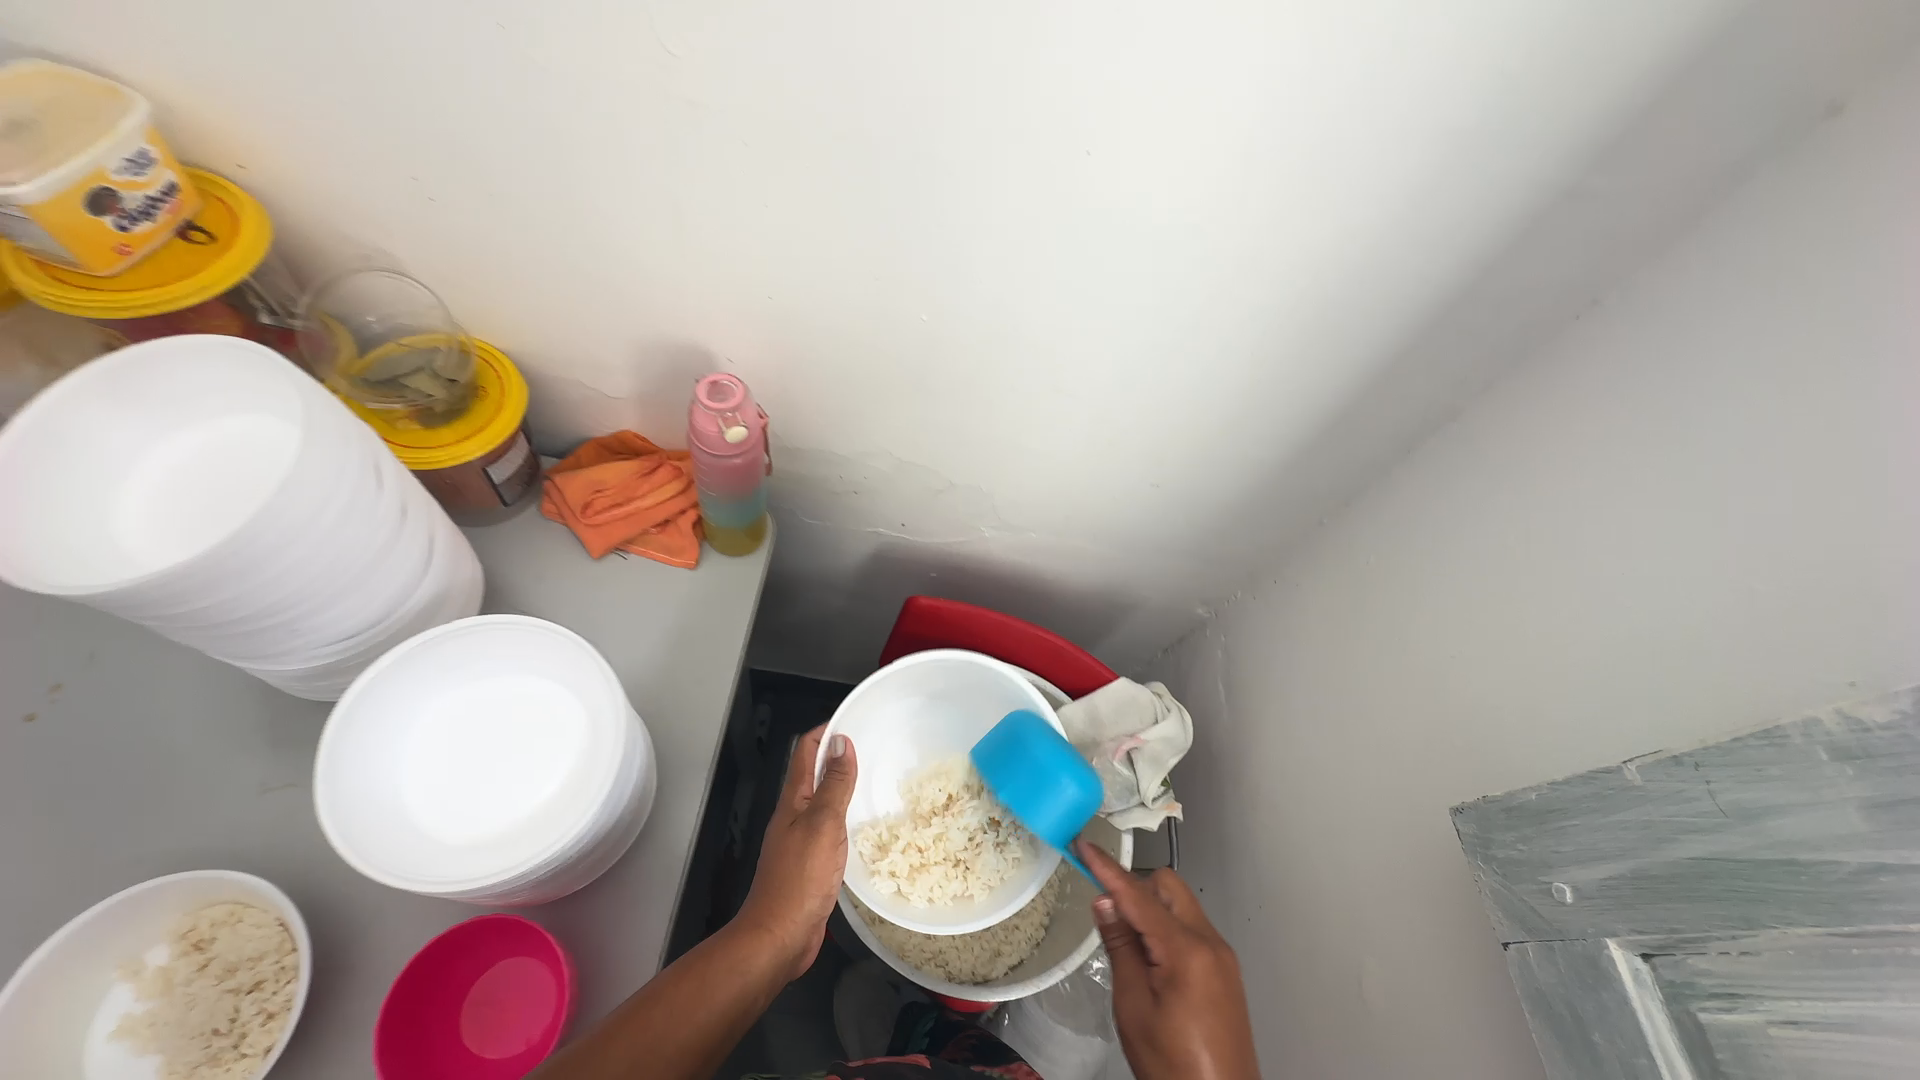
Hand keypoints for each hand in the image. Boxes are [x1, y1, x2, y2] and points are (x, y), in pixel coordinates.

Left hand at [736, 726, 856, 981]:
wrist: (779, 937)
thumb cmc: (800, 878)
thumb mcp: (822, 824)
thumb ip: (834, 784)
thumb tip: (841, 741)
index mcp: (793, 800)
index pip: (805, 751)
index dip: (826, 730)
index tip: (854, 718)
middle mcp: (794, 815)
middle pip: (814, 774)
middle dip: (839, 756)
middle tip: (875, 748)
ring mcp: (801, 841)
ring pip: (824, 802)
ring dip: (844, 788)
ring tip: (877, 782)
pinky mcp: (811, 864)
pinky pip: (831, 830)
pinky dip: (848, 819)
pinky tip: (867, 828)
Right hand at [1080, 838, 1260, 1079]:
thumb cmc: (1170, 1061)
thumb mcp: (1133, 1005)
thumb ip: (1121, 946)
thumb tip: (1106, 900)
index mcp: (1186, 948)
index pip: (1139, 895)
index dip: (1108, 869)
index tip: (1084, 843)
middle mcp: (1211, 941)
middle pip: (1169, 887)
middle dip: (1137, 886)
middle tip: (1108, 912)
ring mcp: (1223, 956)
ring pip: (1182, 906)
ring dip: (1153, 908)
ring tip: (1127, 942)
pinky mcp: (1226, 972)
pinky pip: (1192, 929)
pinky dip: (1168, 928)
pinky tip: (1151, 958)